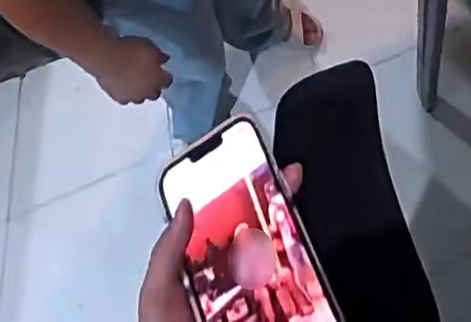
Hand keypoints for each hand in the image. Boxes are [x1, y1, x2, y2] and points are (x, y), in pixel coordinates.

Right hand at [90, 35, 170, 104]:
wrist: (107, 58)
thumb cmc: (131, 50)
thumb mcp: (151, 47)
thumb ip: (159, 56)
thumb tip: (164, 59)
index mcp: (157, 79)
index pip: (167, 82)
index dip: (166, 76)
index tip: (164, 71)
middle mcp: (146, 91)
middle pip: (155, 94)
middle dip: (155, 86)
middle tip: (151, 77)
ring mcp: (132, 97)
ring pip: (140, 98)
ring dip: (141, 91)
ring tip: (137, 81)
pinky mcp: (118, 98)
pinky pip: (126, 98)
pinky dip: (127, 93)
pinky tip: (125, 85)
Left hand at [139, 164, 303, 321]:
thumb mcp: (158, 305)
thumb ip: (165, 257)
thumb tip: (184, 203)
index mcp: (205, 274)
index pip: (225, 223)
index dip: (239, 191)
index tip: (256, 163)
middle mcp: (237, 283)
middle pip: (262, 232)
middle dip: (277, 201)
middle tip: (292, 177)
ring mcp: (265, 300)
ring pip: (285, 254)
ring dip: (297, 229)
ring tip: (302, 206)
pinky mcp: (289, 309)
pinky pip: (303, 286)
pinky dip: (310, 266)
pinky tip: (312, 247)